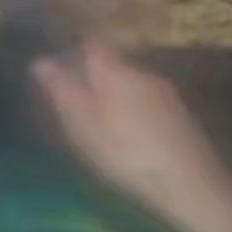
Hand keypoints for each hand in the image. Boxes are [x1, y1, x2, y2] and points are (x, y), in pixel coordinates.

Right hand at [32, 43, 231, 231]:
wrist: (191, 186)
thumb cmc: (124, 152)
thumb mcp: (81, 124)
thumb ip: (61, 90)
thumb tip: (40, 61)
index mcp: (115, 72)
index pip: (91, 45)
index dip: (74, 53)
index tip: (61, 72)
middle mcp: (142, 74)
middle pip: (111, 65)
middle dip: (92, 78)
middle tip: (74, 106)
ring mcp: (166, 94)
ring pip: (129, 84)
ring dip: (113, 97)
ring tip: (99, 126)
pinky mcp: (181, 115)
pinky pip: (146, 102)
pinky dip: (132, 111)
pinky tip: (129, 138)